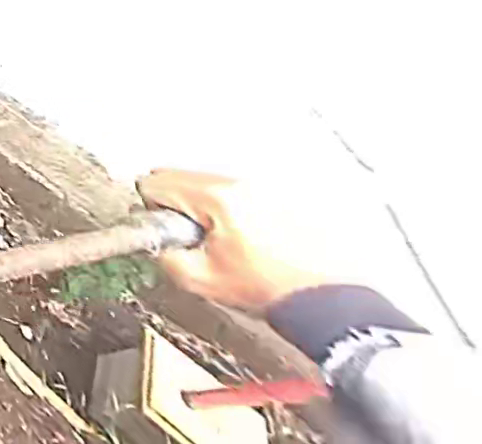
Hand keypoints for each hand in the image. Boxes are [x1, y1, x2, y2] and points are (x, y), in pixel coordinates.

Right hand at [136, 169, 344, 310]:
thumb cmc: (270, 291)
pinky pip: (233, 188)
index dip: (154, 208)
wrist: (328, 304)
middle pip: (179, 175)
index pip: (156, 182)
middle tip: (196, 236)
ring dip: (203, 204)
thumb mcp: (202, 280)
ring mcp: (260, 183)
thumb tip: (153, 236)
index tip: (173, 232)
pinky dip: (228, 206)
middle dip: (177, 203)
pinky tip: (246, 235)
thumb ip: (164, 254)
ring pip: (206, 180)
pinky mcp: (276, 191)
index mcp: (216, 197)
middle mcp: (238, 180)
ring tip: (226, 239)